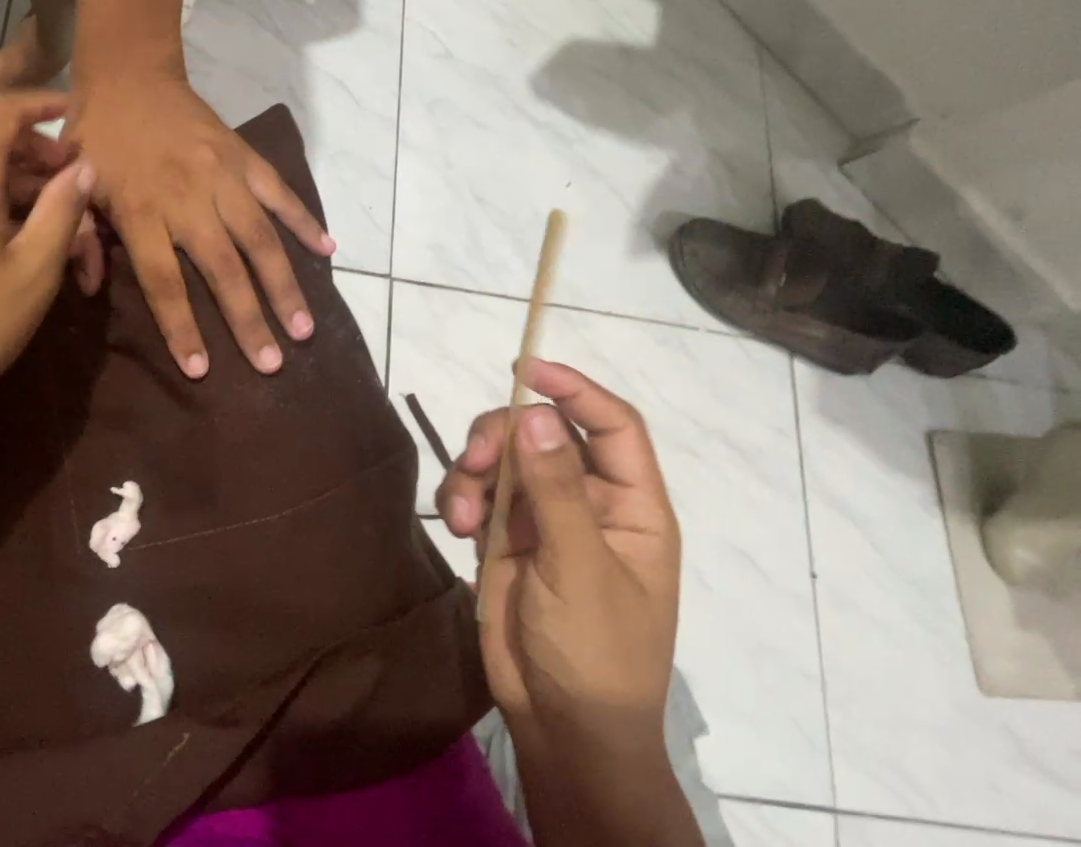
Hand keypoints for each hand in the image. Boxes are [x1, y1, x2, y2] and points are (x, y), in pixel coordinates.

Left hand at [0, 91, 93, 438]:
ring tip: (48, 206)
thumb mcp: (34, 269)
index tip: (74, 114)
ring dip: (7, 170)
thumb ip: (62, 209)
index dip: (40, 104)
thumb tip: (83, 168)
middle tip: (68, 172)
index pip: (0, 110)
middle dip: (28, 143)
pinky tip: (8, 228)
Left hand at [68, 74, 334, 377]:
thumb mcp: (75, 186)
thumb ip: (82, 237)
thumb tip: (91, 290)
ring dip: (284, 285)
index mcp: (140, 212)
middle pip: (223, 270)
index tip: (202, 370)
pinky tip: (328, 251)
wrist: (128, 73)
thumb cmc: (95, 135)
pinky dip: (304, 220)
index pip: (164, 282)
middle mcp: (187, 200)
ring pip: (259, 239)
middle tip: (272, 364)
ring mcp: (222, 176)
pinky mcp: (244, 156)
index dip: (183, 328)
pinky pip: (280, 192)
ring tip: (304, 327)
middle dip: (248, 320)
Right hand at [437, 360, 681, 753]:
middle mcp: (587, 503)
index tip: (526, 367)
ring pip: (502, 461)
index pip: (613, 427)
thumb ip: (556, 488)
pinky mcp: (504, 539)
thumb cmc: (596, 650)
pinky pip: (477, 494)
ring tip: (461, 515)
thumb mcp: (579, 567)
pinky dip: (461, 499)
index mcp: (631, 507)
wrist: (562, 721)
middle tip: (475, 460)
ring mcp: (542, 520)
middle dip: (502, 438)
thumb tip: (536, 411)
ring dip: (474, 473)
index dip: (575, 390)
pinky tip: (456, 528)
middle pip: (542, 435)